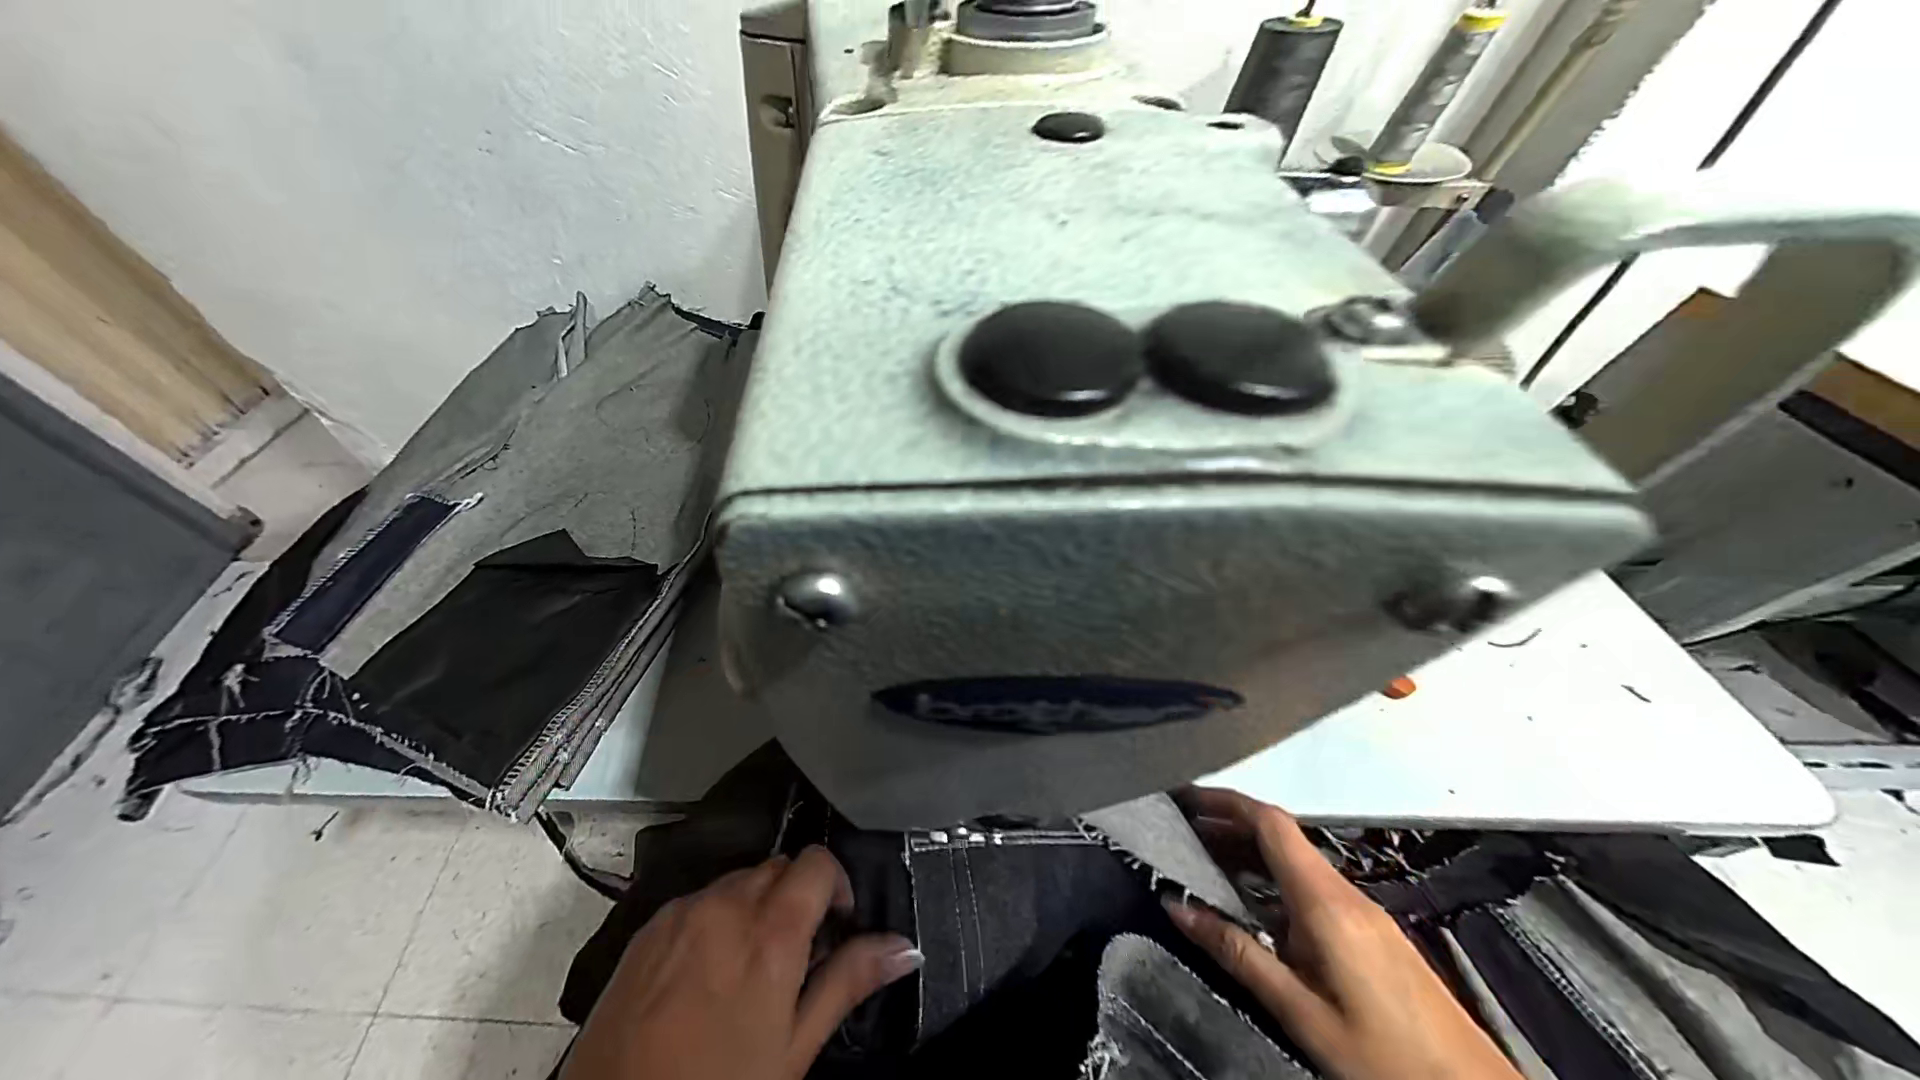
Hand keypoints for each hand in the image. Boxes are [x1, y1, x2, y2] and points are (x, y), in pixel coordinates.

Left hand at [562, 846, 922, 1079]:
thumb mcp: (794, 1048)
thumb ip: (849, 982)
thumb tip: (906, 946)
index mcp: (770, 931)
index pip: (817, 862)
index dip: (835, 886)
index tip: (834, 927)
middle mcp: (726, 904)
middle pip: (779, 867)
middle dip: (796, 898)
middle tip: (795, 956)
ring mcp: (682, 911)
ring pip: (739, 879)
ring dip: (756, 905)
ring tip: (747, 968)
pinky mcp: (647, 926)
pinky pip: (700, 899)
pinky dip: (716, 917)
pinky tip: (704, 974)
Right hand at [1165, 789, 1520, 1079]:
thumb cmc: (1386, 1059)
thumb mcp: (1298, 1011)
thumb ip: (1236, 952)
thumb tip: (1177, 908)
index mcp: (1326, 903)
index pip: (1272, 824)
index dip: (1226, 803)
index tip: (1188, 801)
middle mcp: (1346, 895)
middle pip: (1281, 837)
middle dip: (1229, 827)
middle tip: (1184, 836)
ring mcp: (1363, 911)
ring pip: (1296, 862)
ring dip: (1250, 855)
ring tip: (1206, 866)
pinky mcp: (1371, 931)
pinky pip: (1312, 886)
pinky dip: (1273, 881)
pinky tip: (1253, 906)